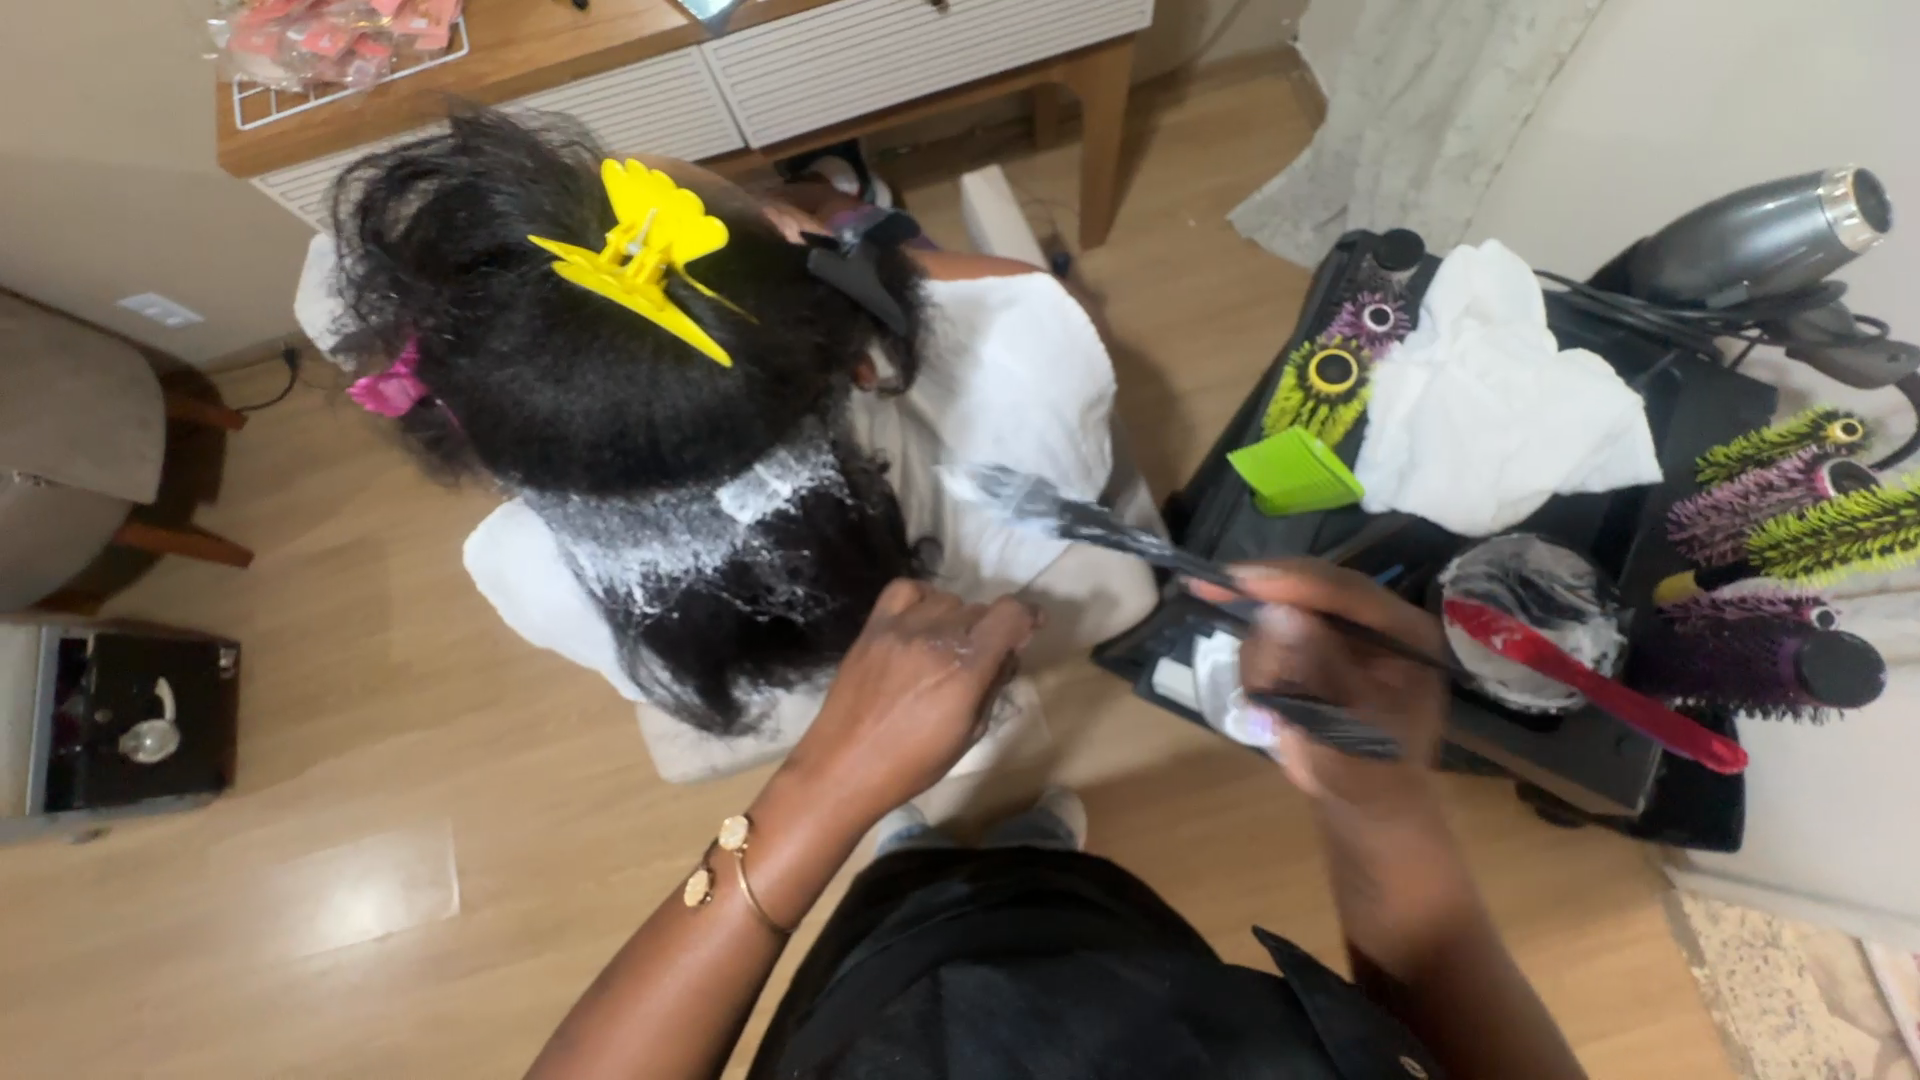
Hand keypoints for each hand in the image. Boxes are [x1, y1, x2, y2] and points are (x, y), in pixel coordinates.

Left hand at [782, 580, 1038, 827]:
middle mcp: (935, 638)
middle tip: (981, 660)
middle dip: (991, 630)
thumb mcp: (969, 734)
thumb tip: (1006, 654)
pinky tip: (921, 623)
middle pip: (980, 609)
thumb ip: (993, 686)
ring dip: (957, 619)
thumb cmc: (912, 763)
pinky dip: (922, 599)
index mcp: (965, 669)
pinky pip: (905, 590)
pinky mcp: (872, 627)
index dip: (1029, 615)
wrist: (843, 767)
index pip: (1010, 613)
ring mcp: (900, 628)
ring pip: (947, 600)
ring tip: (947, 646)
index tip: (1032, 627)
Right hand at [1195, 559, 1448, 816]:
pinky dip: (1256, 664)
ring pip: (1280, 611)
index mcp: (1405, 634)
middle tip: (1205, 590)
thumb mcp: (1349, 731)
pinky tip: (1268, 702)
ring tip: (1269, 706)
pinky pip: (1267, 635)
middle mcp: (1374, 621)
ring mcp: (1340, 632)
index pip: (1345, 591)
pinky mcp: (1311, 643)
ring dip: (1261, 652)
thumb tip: (1277, 615)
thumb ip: (1317, 671)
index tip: (1235, 579)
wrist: (1363, 802)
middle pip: (1309, 585)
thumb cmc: (1371, 776)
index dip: (1289, 580)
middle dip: (1261, 598)